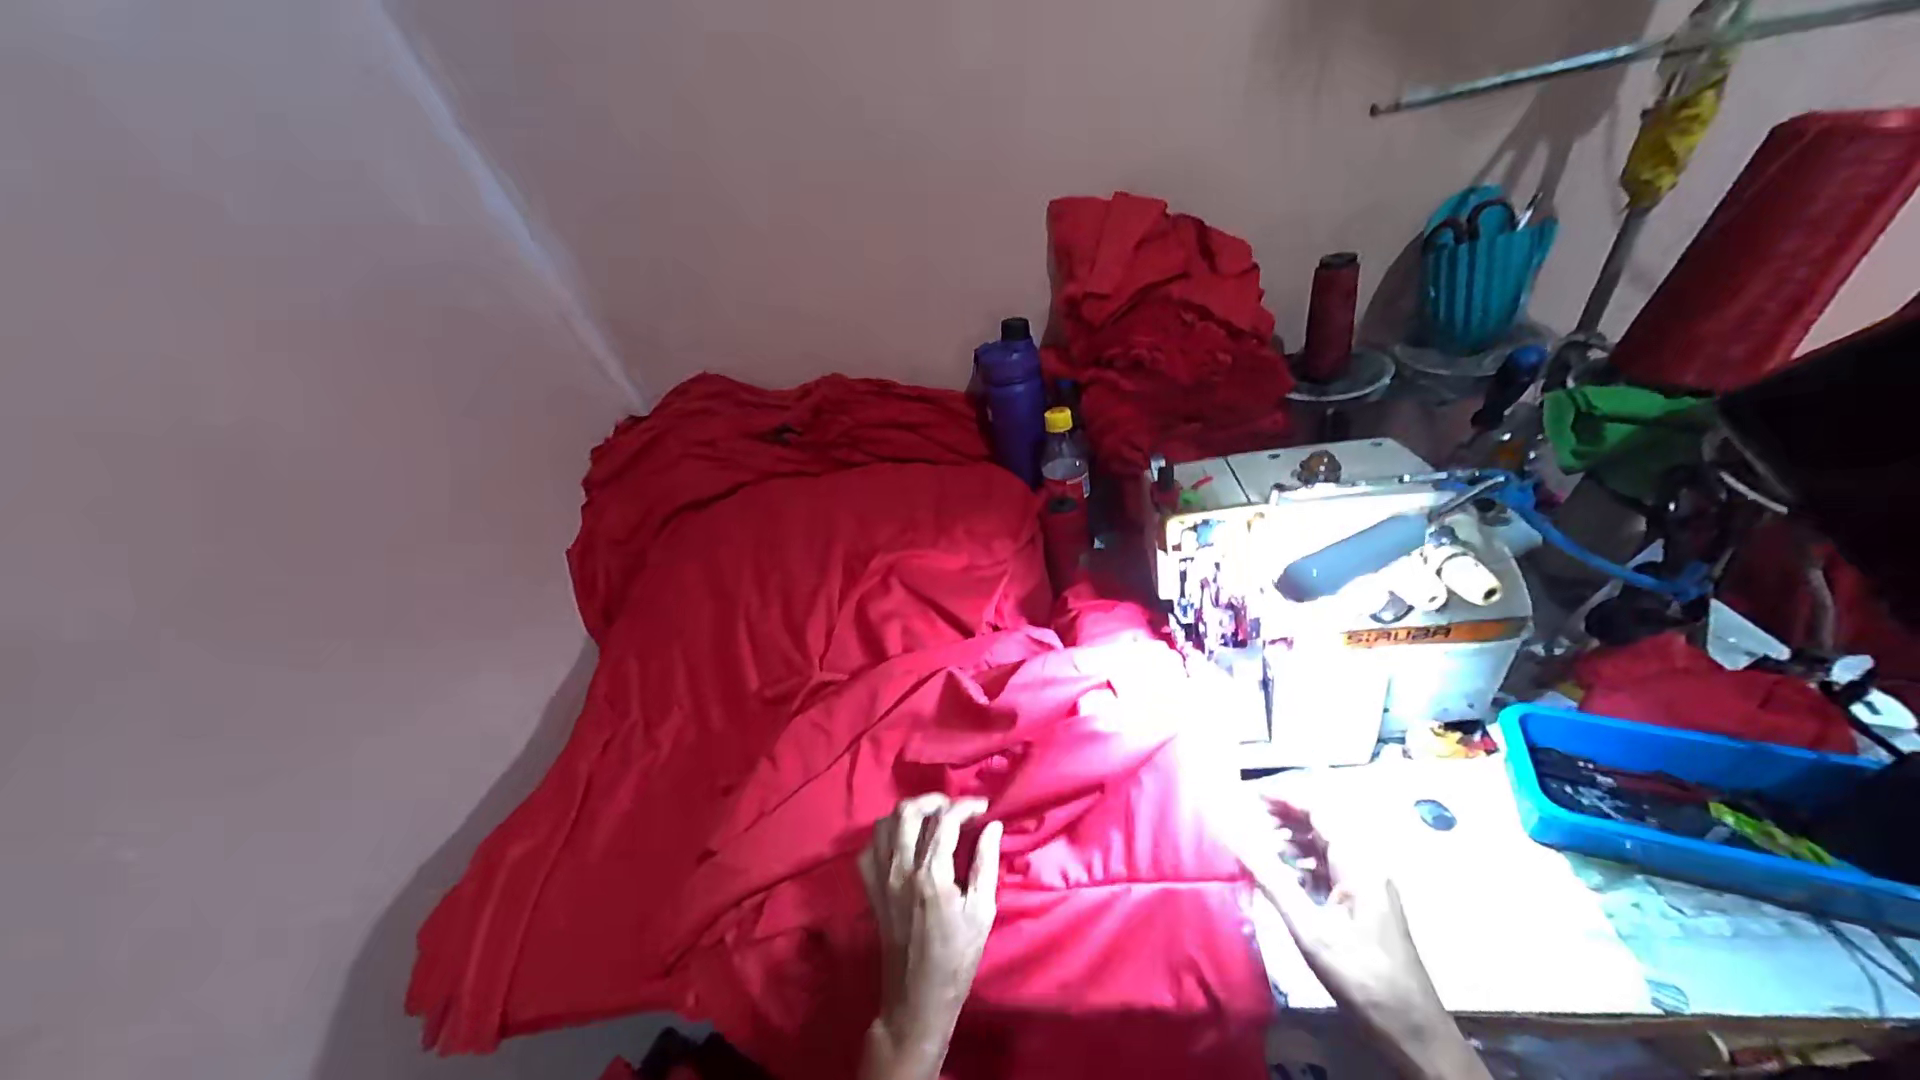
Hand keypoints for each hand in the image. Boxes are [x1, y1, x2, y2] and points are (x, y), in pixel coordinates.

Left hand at [857, 794, 1002, 1079]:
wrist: (917, 998)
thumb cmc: (957, 958)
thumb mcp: (982, 912)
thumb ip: (986, 863)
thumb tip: (992, 826)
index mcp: (931, 876)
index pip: (945, 821)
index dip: (966, 806)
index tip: (982, 808)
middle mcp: (900, 870)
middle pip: (907, 811)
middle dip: (933, 800)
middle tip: (953, 807)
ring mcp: (880, 879)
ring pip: (884, 824)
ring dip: (908, 813)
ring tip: (930, 819)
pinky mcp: (870, 890)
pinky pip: (869, 849)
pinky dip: (885, 836)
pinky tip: (904, 842)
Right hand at [1245, 798, 1490, 1079]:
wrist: (1411, 1032)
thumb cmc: (1360, 977)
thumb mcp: (1310, 928)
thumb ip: (1272, 879)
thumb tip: (1236, 837)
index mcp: (1360, 865)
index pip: (1320, 811)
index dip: (1286, 798)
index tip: (1252, 795)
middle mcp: (1367, 867)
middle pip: (1324, 824)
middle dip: (1286, 813)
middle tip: (1249, 813)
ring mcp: (1368, 886)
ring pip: (1327, 845)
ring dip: (1293, 837)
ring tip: (1259, 839)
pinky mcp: (1365, 904)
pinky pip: (1331, 866)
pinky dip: (1303, 860)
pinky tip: (1283, 871)